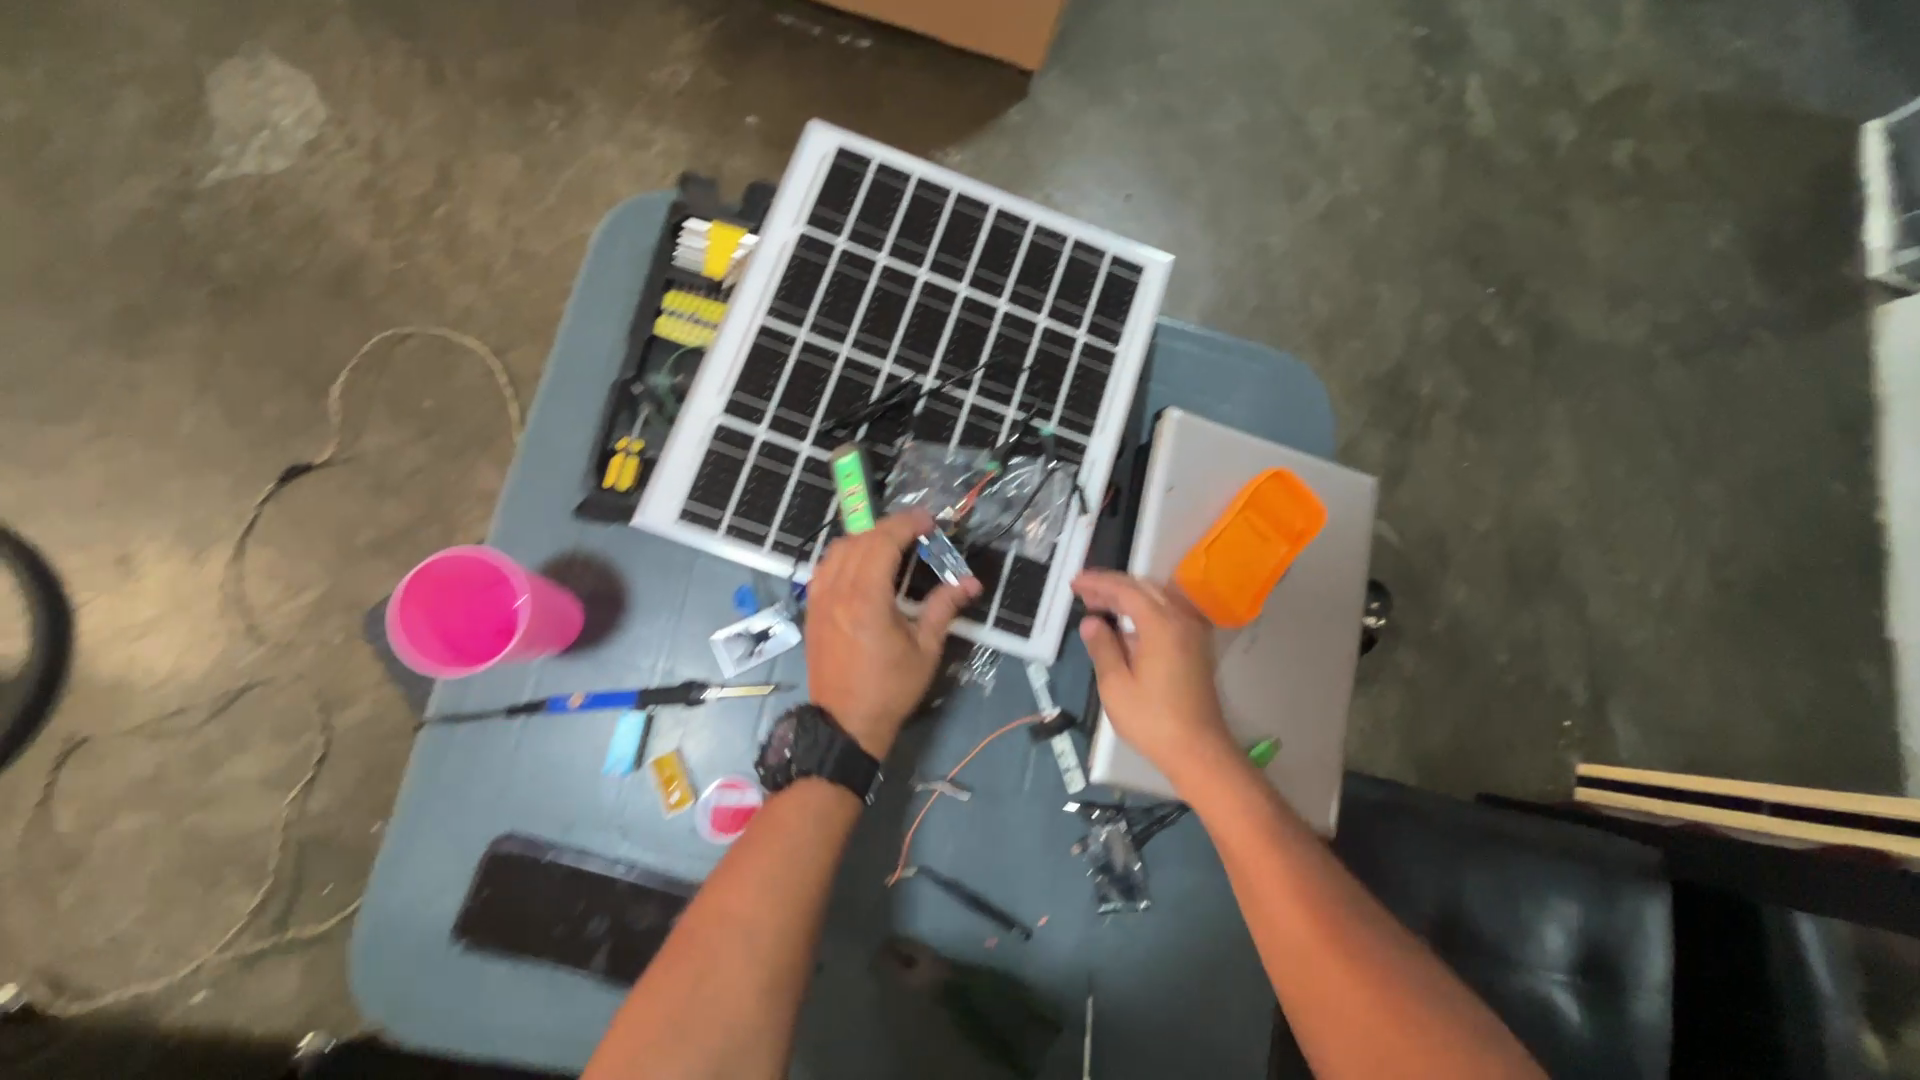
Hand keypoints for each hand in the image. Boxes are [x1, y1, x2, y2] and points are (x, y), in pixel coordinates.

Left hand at [806, 509, 980, 758]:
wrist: (846, 723)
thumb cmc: (890, 689)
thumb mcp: (925, 649)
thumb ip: (944, 608)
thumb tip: (970, 582)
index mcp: (866, 599)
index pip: (883, 542)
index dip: (906, 524)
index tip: (929, 520)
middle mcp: (837, 591)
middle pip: (861, 540)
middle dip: (890, 528)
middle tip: (918, 532)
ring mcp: (819, 599)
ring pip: (838, 549)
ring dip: (865, 538)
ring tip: (891, 546)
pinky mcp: (812, 609)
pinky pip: (825, 567)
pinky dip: (845, 555)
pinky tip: (863, 565)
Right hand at [1073, 569, 1234, 788]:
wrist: (1198, 750)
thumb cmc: (1152, 720)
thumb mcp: (1116, 685)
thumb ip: (1102, 648)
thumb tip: (1092, 622)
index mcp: (1161, 625)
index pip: (1125, 590)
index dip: (1098, 583)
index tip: (1074, 583)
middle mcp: (1181, 620)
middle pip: (1144, 589)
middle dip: (1112, 586)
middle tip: (1083, 592)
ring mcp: (1193, 633)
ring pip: (1158, 599)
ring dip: (1129, 597)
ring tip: (1100, 604)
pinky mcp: (1196, 648)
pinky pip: (1168, 614)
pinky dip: (1144, 610)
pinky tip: (1126, 625)